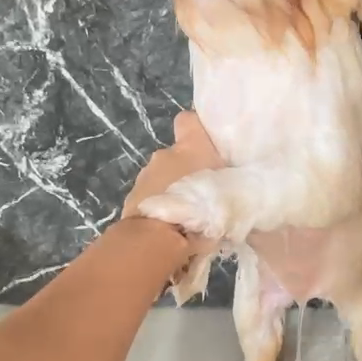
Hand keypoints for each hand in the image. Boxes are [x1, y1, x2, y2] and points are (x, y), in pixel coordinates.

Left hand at [122, 112, 225, 252]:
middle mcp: (165, 154)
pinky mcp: (131, 198)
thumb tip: (230, 183)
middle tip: (203, 193)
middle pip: (176, 155)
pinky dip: (159, 207)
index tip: (207, 145)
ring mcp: (145, 176)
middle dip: (187, 170)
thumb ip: (228, 182)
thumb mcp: (230, 193)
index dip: (196, 129)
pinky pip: (151, 197)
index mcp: (191, 147)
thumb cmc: (201, 209)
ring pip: (162, 177)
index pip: (189, 121)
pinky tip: (170, 228)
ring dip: (172, 191)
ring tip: (186, 216)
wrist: (158, 239)